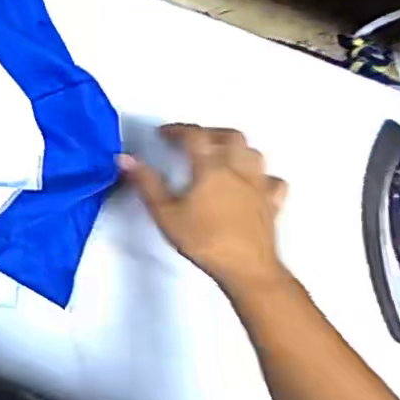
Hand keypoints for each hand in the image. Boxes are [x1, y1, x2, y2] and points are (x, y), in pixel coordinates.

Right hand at [119, 124, 290, 294]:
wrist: (247, 270)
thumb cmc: (204, 240)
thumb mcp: (164, 212)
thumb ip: (146, 182)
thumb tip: (125, 159)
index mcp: (211, 169)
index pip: (195, 136)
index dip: (177, 130)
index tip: (163, 134)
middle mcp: (238, 172)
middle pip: (230, 137)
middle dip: (208, 132)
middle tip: (191, 139)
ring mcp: (259, 188)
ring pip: (254, 153)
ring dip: (236, 147)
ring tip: (219, 154)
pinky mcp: (272, 205)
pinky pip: (273, 181)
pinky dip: (262, 175)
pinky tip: (251, 181)